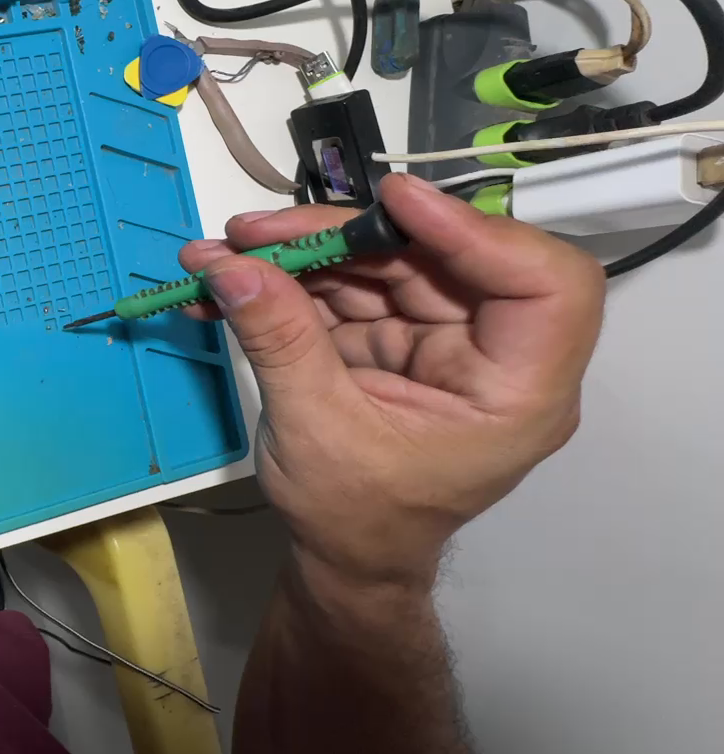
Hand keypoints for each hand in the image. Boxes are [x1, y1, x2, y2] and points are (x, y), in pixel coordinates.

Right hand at [182, 173, 604, 588]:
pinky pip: (328, 296)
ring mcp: (425, 342)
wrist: (337, 551)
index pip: (537, 286)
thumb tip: (227, 267)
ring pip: (370, 270)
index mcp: (512, 388)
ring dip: (288, 258)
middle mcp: (480, 351)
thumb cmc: (354, 512)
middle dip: (332, 239)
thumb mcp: (313, 428)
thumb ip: (277, 340)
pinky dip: (273, 288)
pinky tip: (222, 287)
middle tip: (248, 233)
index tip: (389, 201)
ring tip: (215, 254)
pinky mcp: (376, 342)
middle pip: (427, 262)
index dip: (473, 232)